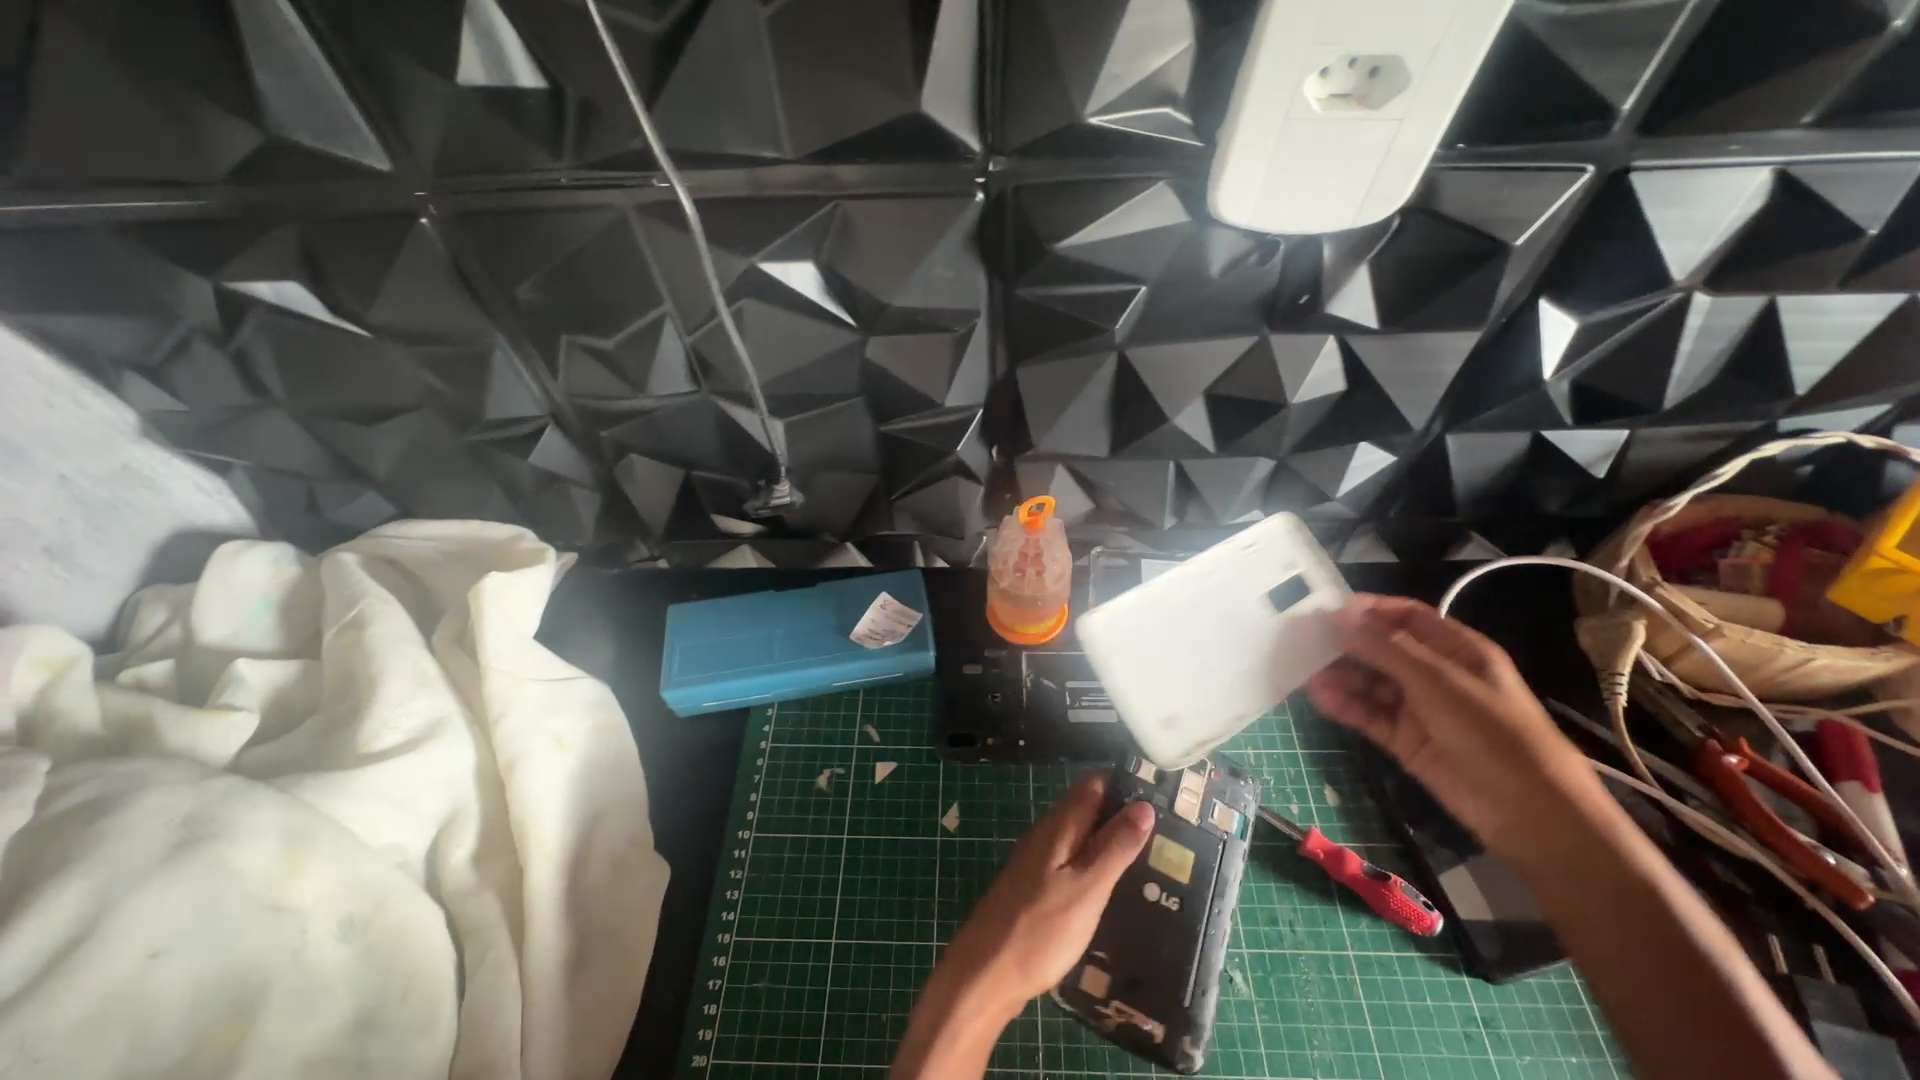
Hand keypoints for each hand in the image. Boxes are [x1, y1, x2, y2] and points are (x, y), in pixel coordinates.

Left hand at [933, 772, 1155, 1018]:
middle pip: (1088, 809)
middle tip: (1170, 836)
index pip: (1094, 784)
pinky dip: (1095, 867)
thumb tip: (1144, 805)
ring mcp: (1037, 863)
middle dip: (1124, 815)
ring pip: (1081, 838)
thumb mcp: (1087, 888)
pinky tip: (1115, 889)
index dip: (1127, 785)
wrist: (984, 976)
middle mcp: (1045, 836)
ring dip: (1112, 843)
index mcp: (1058, 827)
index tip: (1165, 799)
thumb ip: (1114, 846)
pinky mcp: (1035, 889)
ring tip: (1154, 862)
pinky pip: (1071, 864)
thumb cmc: (1039, 931)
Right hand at [1306, 594, 1605, 855]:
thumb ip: (1385, 648)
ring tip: (1303, 672)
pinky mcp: (1406, 741)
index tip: (1325, 609)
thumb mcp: (1439, 682)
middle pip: (1383, 649)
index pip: (1407, 617)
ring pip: (1371, 683)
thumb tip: (1339, 615)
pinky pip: (1369, 716)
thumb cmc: (1492, 732)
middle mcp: (1436, 674)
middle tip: (1302, 641)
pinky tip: (1319, 698)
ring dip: (1340, 676)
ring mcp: (1420, 709)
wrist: (1527, 810)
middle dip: (1345, 644)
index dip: (1368, 610)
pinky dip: (1345, 706)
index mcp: (1457, 650)